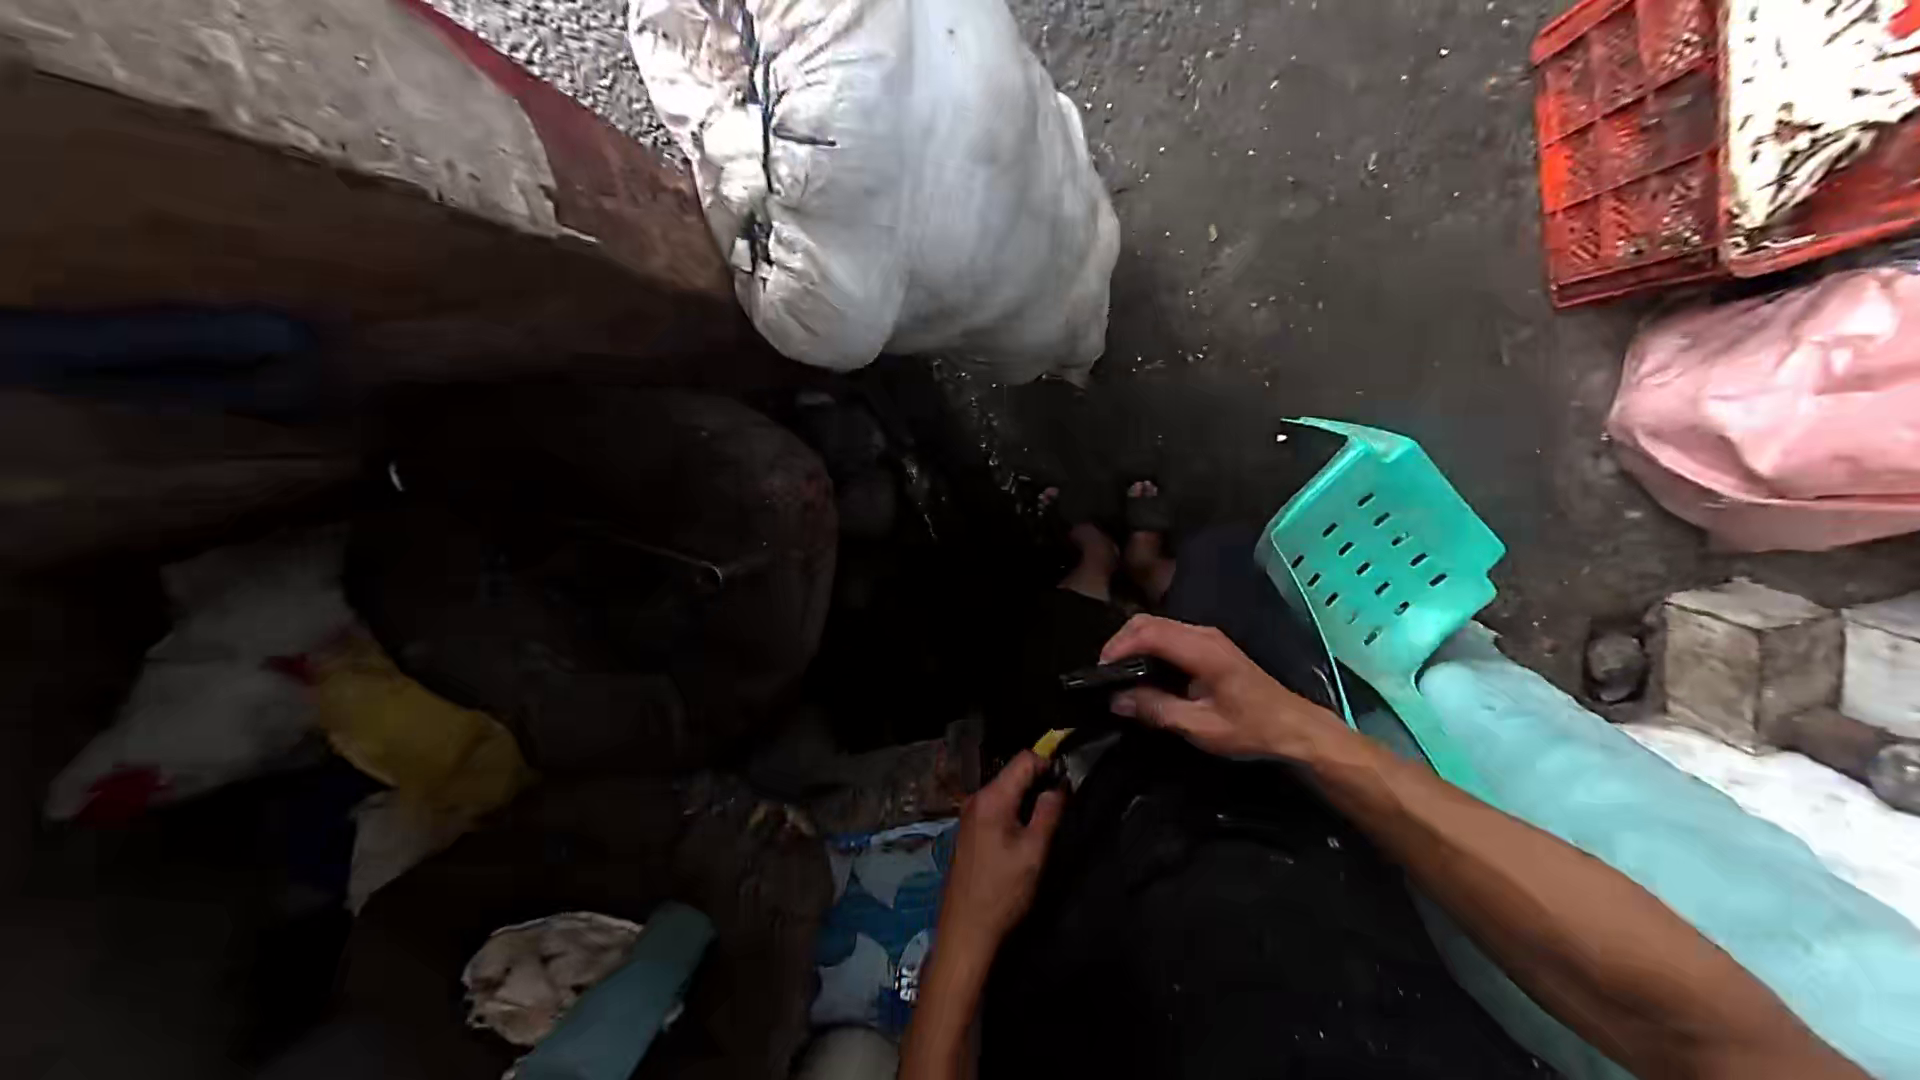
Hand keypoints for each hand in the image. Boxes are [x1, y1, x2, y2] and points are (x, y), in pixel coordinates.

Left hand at [937, 752, 1064, 951]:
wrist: (966, 929)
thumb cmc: (1003, 891)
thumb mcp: (1034, 851)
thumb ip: (1048, 812)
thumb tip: (1059, 785)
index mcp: (992, 798)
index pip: (1023, 759)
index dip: (1048, 765)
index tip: (1064, 786)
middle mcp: (976, 799)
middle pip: (1013, 774)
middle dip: (1037, 784)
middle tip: (1058, 809)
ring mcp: (969, 814)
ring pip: (1005, 791)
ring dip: (1025, 800)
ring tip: (1042, 826)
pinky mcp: (968, 830)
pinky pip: (995, 807)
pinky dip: (1012, 812)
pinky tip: (1021, 837)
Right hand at [1101, 614, 1353, 761]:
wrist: (1296, 728)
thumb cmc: (1252, 728)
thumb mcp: (1201, 727)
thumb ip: (1157, 709)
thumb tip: (1117, 700)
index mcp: (1202, 649)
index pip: (1148, 632)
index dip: (1119, 646)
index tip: (1101, 671)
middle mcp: (1202, 634)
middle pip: (1148, 622)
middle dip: (1120, 642)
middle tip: (1104, 673)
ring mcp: (1206, 637)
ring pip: (1156, 626)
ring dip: (1132, 644)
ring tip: (1117, 673)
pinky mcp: (1207, 645)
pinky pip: (1167, 635)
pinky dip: (1146, 647)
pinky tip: (1141, 671)